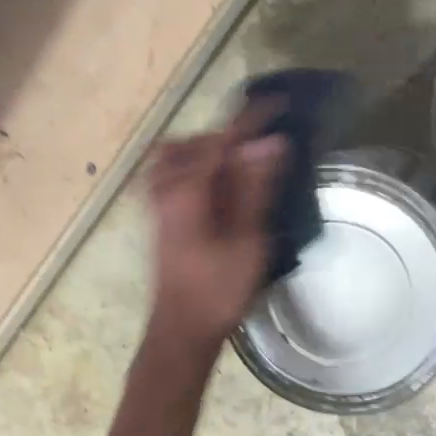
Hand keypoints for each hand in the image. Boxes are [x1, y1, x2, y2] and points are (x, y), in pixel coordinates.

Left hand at [144, 105, 286, 353]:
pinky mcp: (158, 218)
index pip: (222, 139)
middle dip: (227, 134)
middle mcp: (165, 187)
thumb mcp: (247, 240)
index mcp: (187, 188)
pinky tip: (216, 186)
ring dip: (208, 151)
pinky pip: (169, 174)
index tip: (278, 103)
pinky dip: (193, 167)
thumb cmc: (217, 291)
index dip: (251, 119)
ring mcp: (156, 203)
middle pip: (195, 141)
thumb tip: (271, 142)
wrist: (181, 331)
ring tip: (239, 163)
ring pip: (176, 156)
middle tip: (260, 142)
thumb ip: (256, 188)